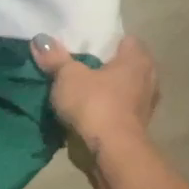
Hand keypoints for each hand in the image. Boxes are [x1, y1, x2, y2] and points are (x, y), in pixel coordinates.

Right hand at [32, 34, 158, 152]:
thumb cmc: (94, 103)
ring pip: (121, 88)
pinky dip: (104, 107)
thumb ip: (55, 58)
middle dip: (103, 65)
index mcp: (137, 61)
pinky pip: (116, 108)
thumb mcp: (67, 76)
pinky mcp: (134, 125)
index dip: (105, 40)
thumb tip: (41, 39)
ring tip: (79, 87)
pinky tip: (85, 108)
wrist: (109, 149)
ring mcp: (143, 104)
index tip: (84, 43)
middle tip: (76, 64)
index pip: (126, 40)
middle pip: (124, 65)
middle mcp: (147, 79)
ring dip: (105, 88)